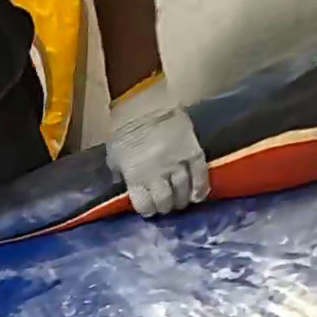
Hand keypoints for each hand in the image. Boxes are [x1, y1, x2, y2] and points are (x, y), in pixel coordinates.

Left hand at [103, 74, 209, 217]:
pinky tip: (200, 196)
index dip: (147, 210)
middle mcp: (157, 175)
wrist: (143, 106)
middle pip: (165, 200)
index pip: (144, 204)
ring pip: (183, 189)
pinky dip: (201, 187)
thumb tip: (124, 186)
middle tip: (167, 207)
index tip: (149, 210)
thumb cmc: (123, 134)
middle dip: (165, 207)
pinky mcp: (193, 151)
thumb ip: (121, 175)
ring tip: (182, 203)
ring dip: (182, 200)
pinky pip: (200, 173)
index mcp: (135, 179)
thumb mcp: (115, 160)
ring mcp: (176, 163)